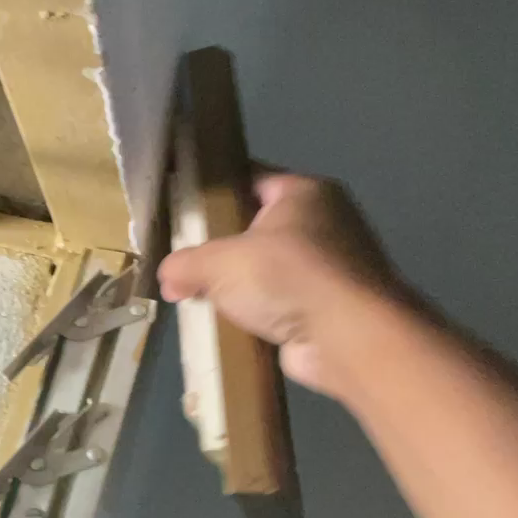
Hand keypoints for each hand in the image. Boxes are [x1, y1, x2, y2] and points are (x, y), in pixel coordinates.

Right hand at [158, 172, 405, 398]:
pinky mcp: (331, 304)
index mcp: (304, 192)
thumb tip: (168, 278)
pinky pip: (279, 299)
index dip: (211, 191)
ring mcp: (333, 265)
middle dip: (218, 245)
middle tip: (182, 258)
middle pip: (254, 225)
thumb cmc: (285, 277)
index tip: (179, 208)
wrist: (349, 338)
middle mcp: (326, 221)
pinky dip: (256, 310)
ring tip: (198, 294)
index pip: (248, 179)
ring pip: (266, 265)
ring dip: (236, 283)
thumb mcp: (215, 261)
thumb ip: (182, 263)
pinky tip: (228, 321)